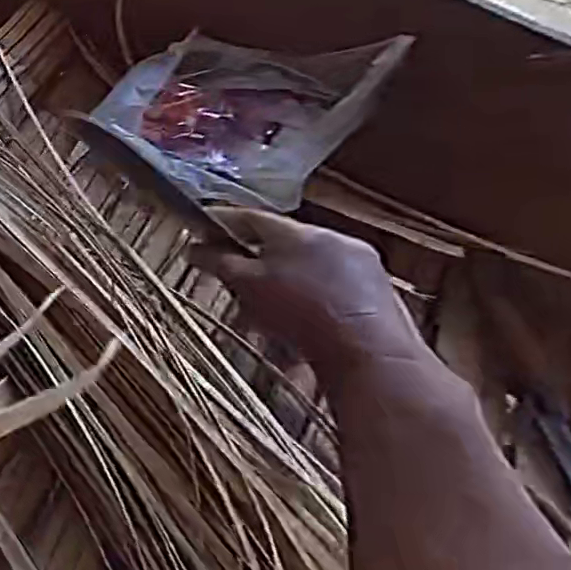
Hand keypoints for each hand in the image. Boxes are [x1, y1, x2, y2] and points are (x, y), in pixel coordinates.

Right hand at [190, 209, 424, 371]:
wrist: (369, 353)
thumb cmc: (299, 312)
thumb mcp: (245, 285)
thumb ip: (217, 261)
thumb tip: (194, 248)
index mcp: (298, 232)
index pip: (248, 216)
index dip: (219, 222)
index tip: (199, 230)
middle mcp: (332, 238)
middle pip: (278, 239)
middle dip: (249, 254)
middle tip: (226, 271)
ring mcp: (360, 262)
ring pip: (303, 261)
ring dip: (277, 275)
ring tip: (260, 301)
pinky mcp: (376, 288)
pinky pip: (327, 280)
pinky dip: (304, 290)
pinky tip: (295, 315)